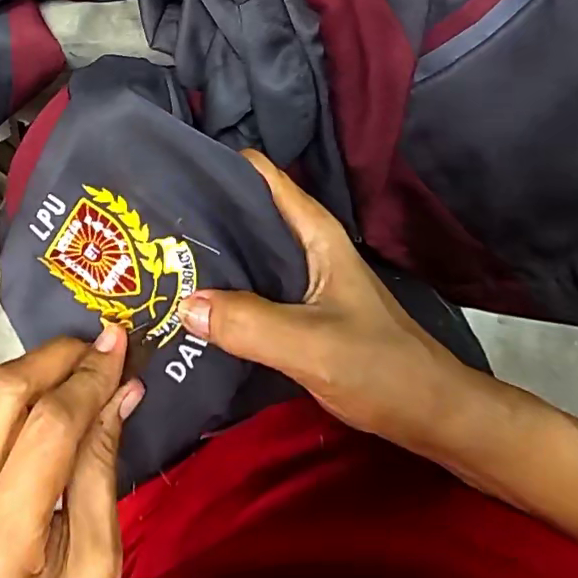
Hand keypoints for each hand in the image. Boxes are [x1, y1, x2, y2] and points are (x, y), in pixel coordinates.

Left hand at [0, 327, 144, 577]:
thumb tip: (123, 390)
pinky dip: (18, 404)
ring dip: (38, 373)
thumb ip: (101, 469)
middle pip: (2, 395)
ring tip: (83, 371)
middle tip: (99, 347)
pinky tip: (51, 408)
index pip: (49, 424)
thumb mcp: (94, 562)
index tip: (121, 343)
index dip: (90, 376)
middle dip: (57, 356)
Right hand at [179, 149, 476, 450]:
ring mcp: (306, 279)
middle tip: (151, 227)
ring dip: (215, 256)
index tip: (173, 175)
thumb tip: (184, 302)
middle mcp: (309, 246)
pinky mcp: (302, 311)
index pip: (266, 178)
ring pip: (253, 253)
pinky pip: (256, 288)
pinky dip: (228, 290)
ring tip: (161, 262)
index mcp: (317, 233)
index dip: (223, 168)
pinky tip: (194, 306)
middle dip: (208, 214)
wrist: (426, 409)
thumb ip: (250, 323)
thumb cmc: (378, 366)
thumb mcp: (310, 344)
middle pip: (253, 213)